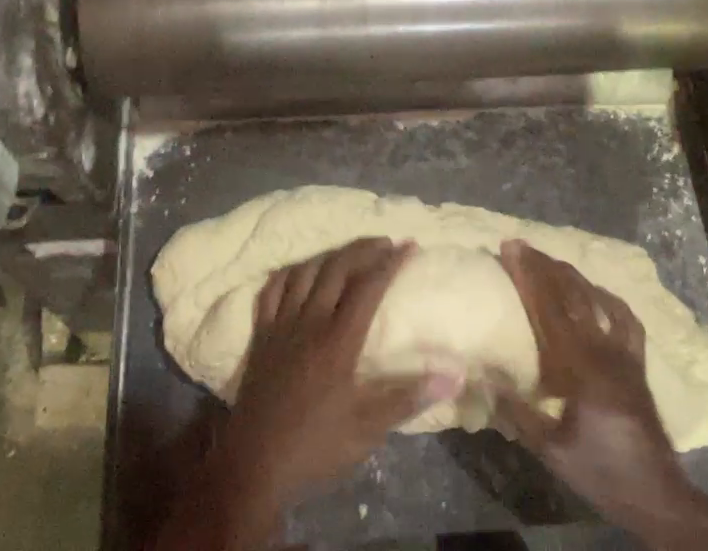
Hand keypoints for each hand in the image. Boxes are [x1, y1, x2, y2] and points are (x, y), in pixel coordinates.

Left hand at [157, 237, 447, 549]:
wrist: (254, 464)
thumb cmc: (316, 448)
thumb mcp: (368, 430)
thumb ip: (408, 397)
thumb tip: (454, 374)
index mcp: (338, 342)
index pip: (367, 288)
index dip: (389, 263)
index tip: (409, 246)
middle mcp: (309, 323)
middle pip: (336, 270)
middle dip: (362, 249)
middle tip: (384, 242)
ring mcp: (280, 327)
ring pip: (304, 273)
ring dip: (329, 256)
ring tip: (348, 252)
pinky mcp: (260, 337)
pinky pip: (271, 291)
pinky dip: (289, 274)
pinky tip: (298, 271)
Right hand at [494, 240, 707, 550]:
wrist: (656, 492)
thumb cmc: (600, 471)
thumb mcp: (550, 449)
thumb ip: (518, 412)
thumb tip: (486, 378)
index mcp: (580, 368)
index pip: (549, 310)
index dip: (528, 277)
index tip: (510, 250)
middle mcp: (604, 351)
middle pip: (573, 296)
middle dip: (545, 267)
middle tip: (521, 244)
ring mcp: (625, 355)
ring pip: (598, 301)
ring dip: (572, 276)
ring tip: (550, 259)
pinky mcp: (638, 364)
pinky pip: (625, 320)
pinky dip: (608, 299)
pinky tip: (597, 292)